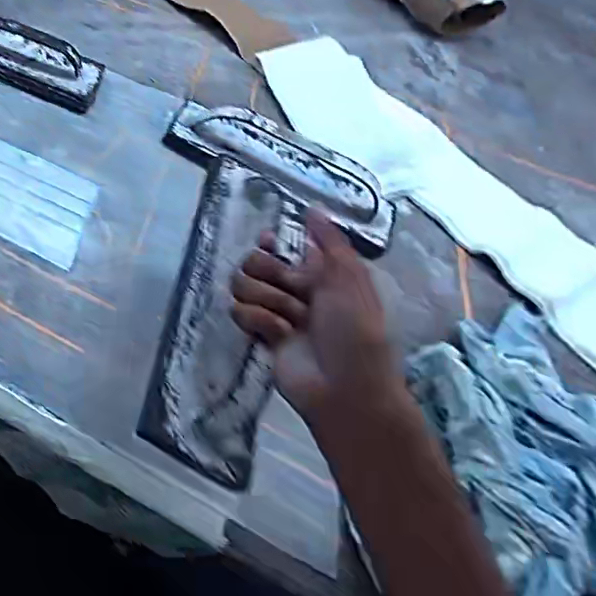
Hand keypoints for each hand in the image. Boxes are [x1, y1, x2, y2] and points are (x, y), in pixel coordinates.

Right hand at [230, 208, 398, 422]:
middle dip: (268, 273)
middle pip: (253, 261)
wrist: (344, 387)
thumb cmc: (356, 332)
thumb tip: (312, 208)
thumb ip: (330, 243)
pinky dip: (259, 320)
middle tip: (292, 290)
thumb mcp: (352, 281)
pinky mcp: (256, 333)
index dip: (269, 244)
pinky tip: (279, 335)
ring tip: (291, 320)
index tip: (271, 244)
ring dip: (268, 300)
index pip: (278, 246)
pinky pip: (238, 311)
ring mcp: (272, 311)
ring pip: (242, 284)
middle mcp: (291, 290)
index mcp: (316, 274)